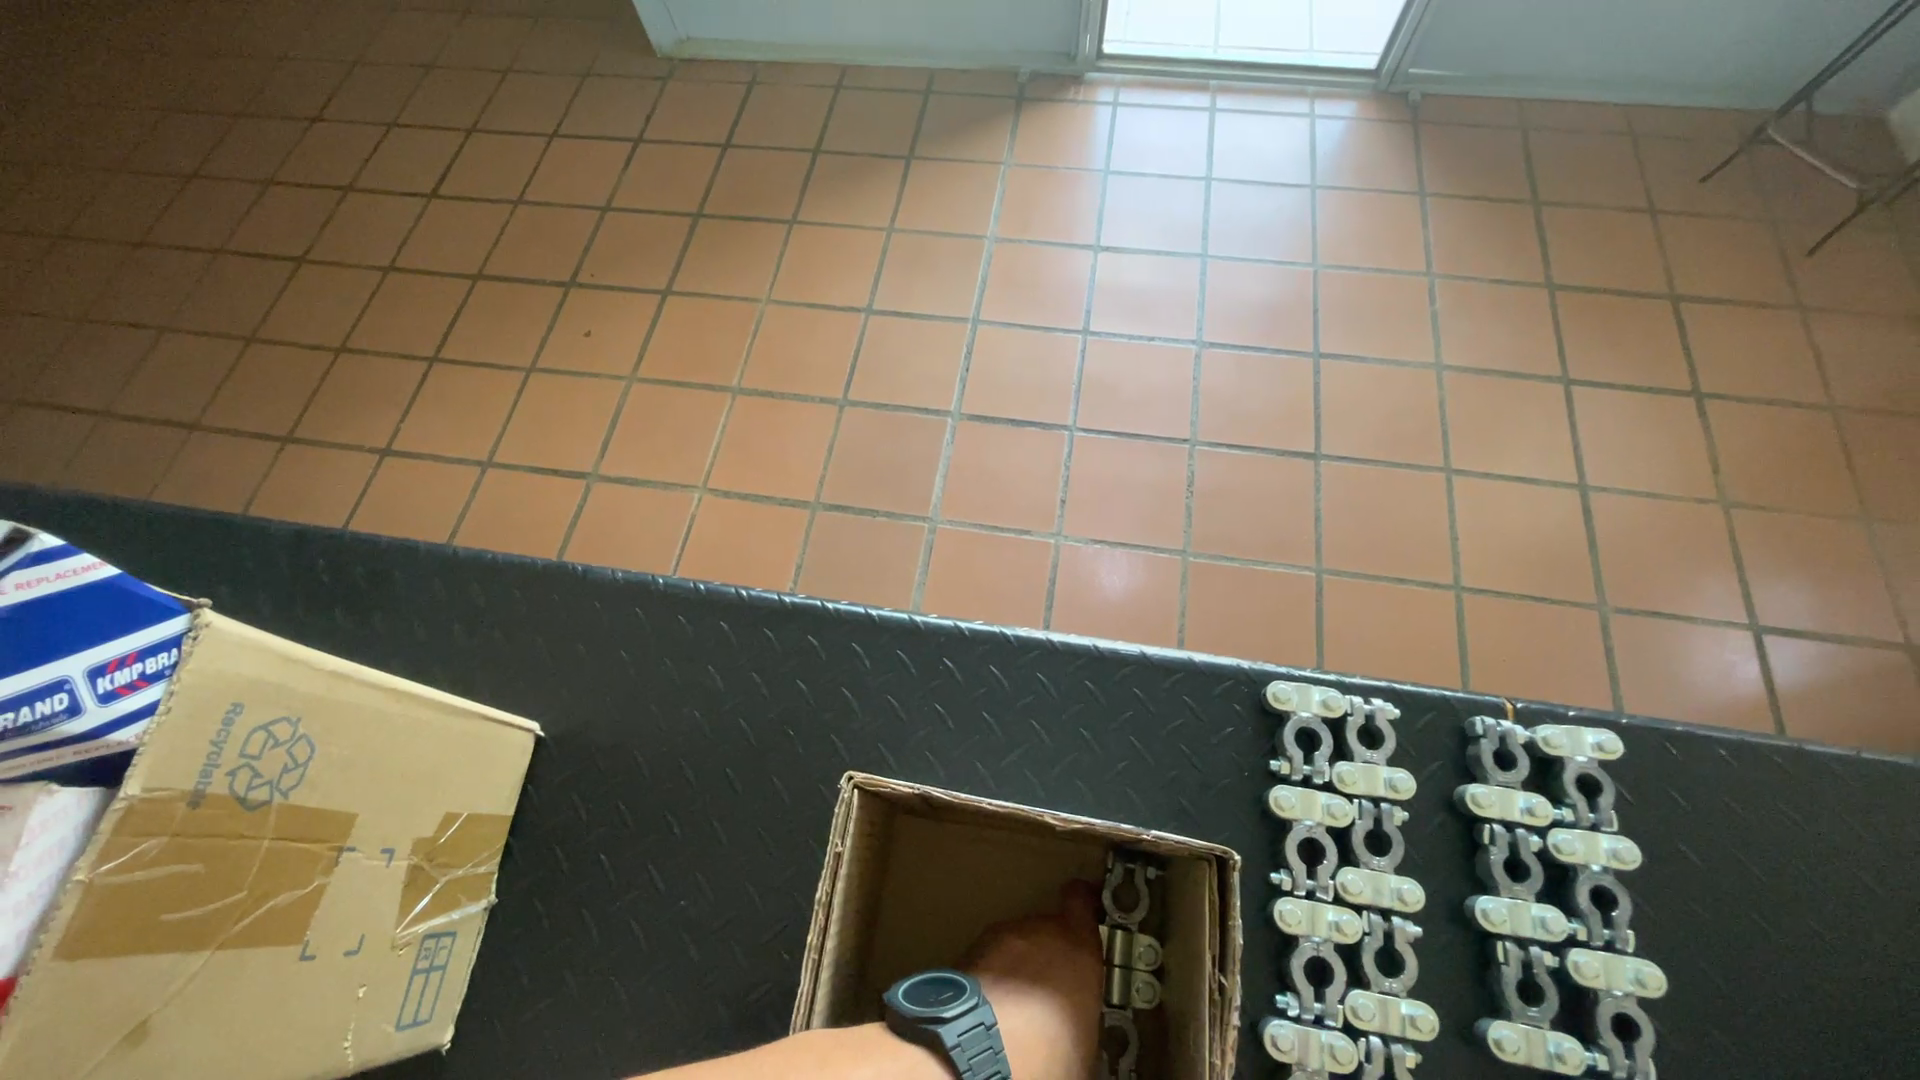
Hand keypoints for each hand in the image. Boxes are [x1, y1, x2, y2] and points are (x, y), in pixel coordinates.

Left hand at [962, 882, 1104, 1079]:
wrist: (987, 1045)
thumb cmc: (1051, 1047)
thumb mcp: (1085, 1036)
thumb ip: (1082, 1007)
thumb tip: (1077, 1022)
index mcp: (1078, 946)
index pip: (1081, 900)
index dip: (1082, 902)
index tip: (1085, 909)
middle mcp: (1041, 930)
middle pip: (1047, 930)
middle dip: (1047, 954)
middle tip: (1046, 991)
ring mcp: (1002, 936)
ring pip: (1016, 945)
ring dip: (1017, 966)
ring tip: (1015, 1005)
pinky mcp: (971, 950)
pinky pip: (990, 959)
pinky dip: (992, 976)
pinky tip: (992, 1007)